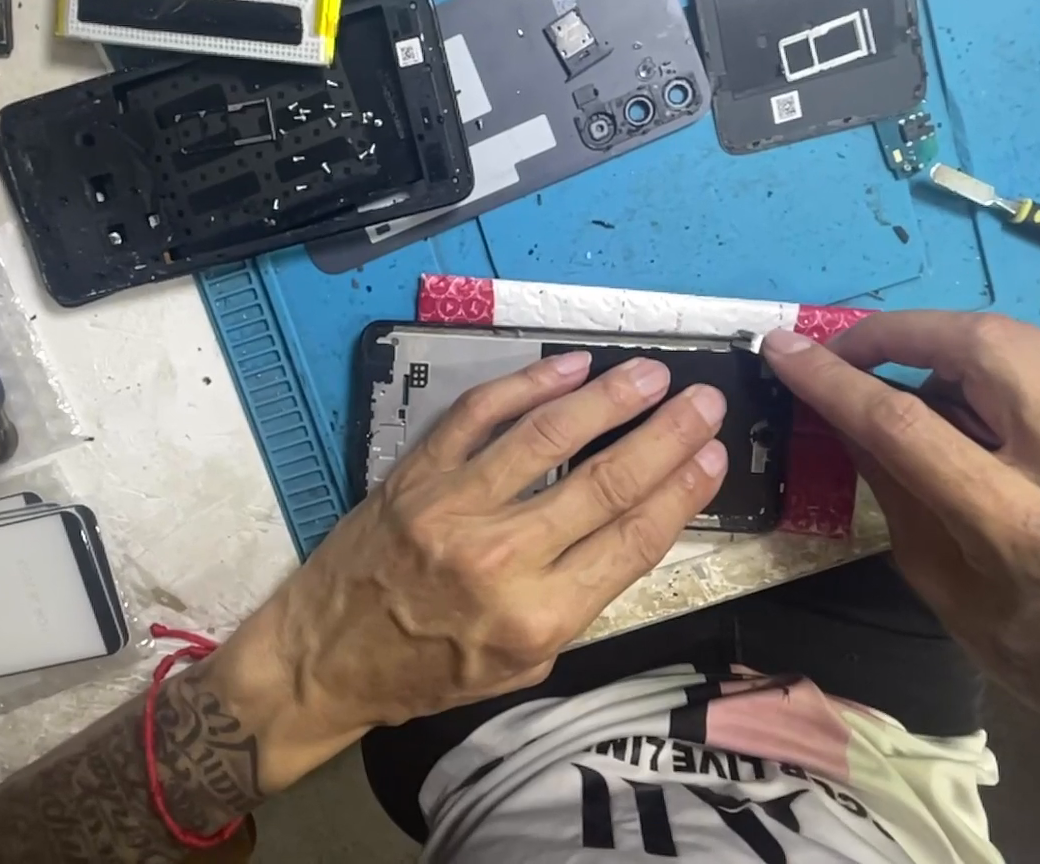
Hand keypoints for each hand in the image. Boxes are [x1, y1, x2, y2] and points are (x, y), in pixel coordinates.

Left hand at [215, 352, 727, 788]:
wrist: (326, 656)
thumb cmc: (428, 671)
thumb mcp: (521, 666)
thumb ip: (577, 601)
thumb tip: (630, 528)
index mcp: (536, 617)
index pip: (631, 542)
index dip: (680, 492)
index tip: (713, 455)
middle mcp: (499, 557)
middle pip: (602, 482)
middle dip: (664, 436)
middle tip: (704, 399)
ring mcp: (453, 505)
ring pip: (544, 437)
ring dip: (606, 399)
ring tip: (650, 373)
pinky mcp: (417, 472)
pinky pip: (477, 414)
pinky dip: (525, 385)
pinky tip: (567, 367)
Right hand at [762, 313, 1039, 848]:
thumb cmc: (1027, 644)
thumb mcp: (932, 570)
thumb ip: (890, 477)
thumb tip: (840, 403)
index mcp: (1028, 533)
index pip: (908, 425)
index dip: (834, 379)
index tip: (783, 350)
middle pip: (986, 347)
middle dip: (900, 331)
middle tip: (851, 347)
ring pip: (1026, 344)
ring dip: (946, 349)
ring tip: (914, 383)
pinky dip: (1001, 383)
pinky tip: (989, 421)